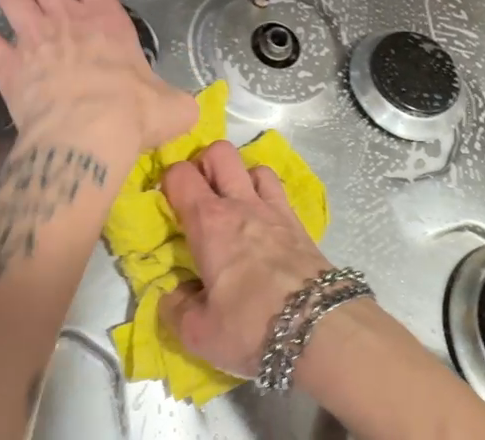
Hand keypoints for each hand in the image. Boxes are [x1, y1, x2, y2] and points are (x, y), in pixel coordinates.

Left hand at [0, 0, 196, 153]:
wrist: (86, 137)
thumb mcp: (173, 106)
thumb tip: (190, 111)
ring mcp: (32, 36)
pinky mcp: (6, 64)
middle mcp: (66, 17)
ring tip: (19, 16)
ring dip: (11, 1)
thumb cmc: (132, 114)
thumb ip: (179, 100)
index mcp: (106, 17)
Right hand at [158, 141, 332, 377]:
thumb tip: (173, 294)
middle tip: (199, 196)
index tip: (166, 203)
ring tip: (232, 206)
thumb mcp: (199, 332)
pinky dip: (264, 193)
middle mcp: (240, 203)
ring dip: (238, 177)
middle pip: (219, 152)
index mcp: (208, 223)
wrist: (318, 326)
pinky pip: (277, 188)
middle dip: (204, 164)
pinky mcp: (298, 221)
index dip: (168, 181)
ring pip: (252, 165)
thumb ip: (176, 309)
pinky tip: (262, 219)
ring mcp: (273, 208)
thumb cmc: (251, 325)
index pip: (180, 175)